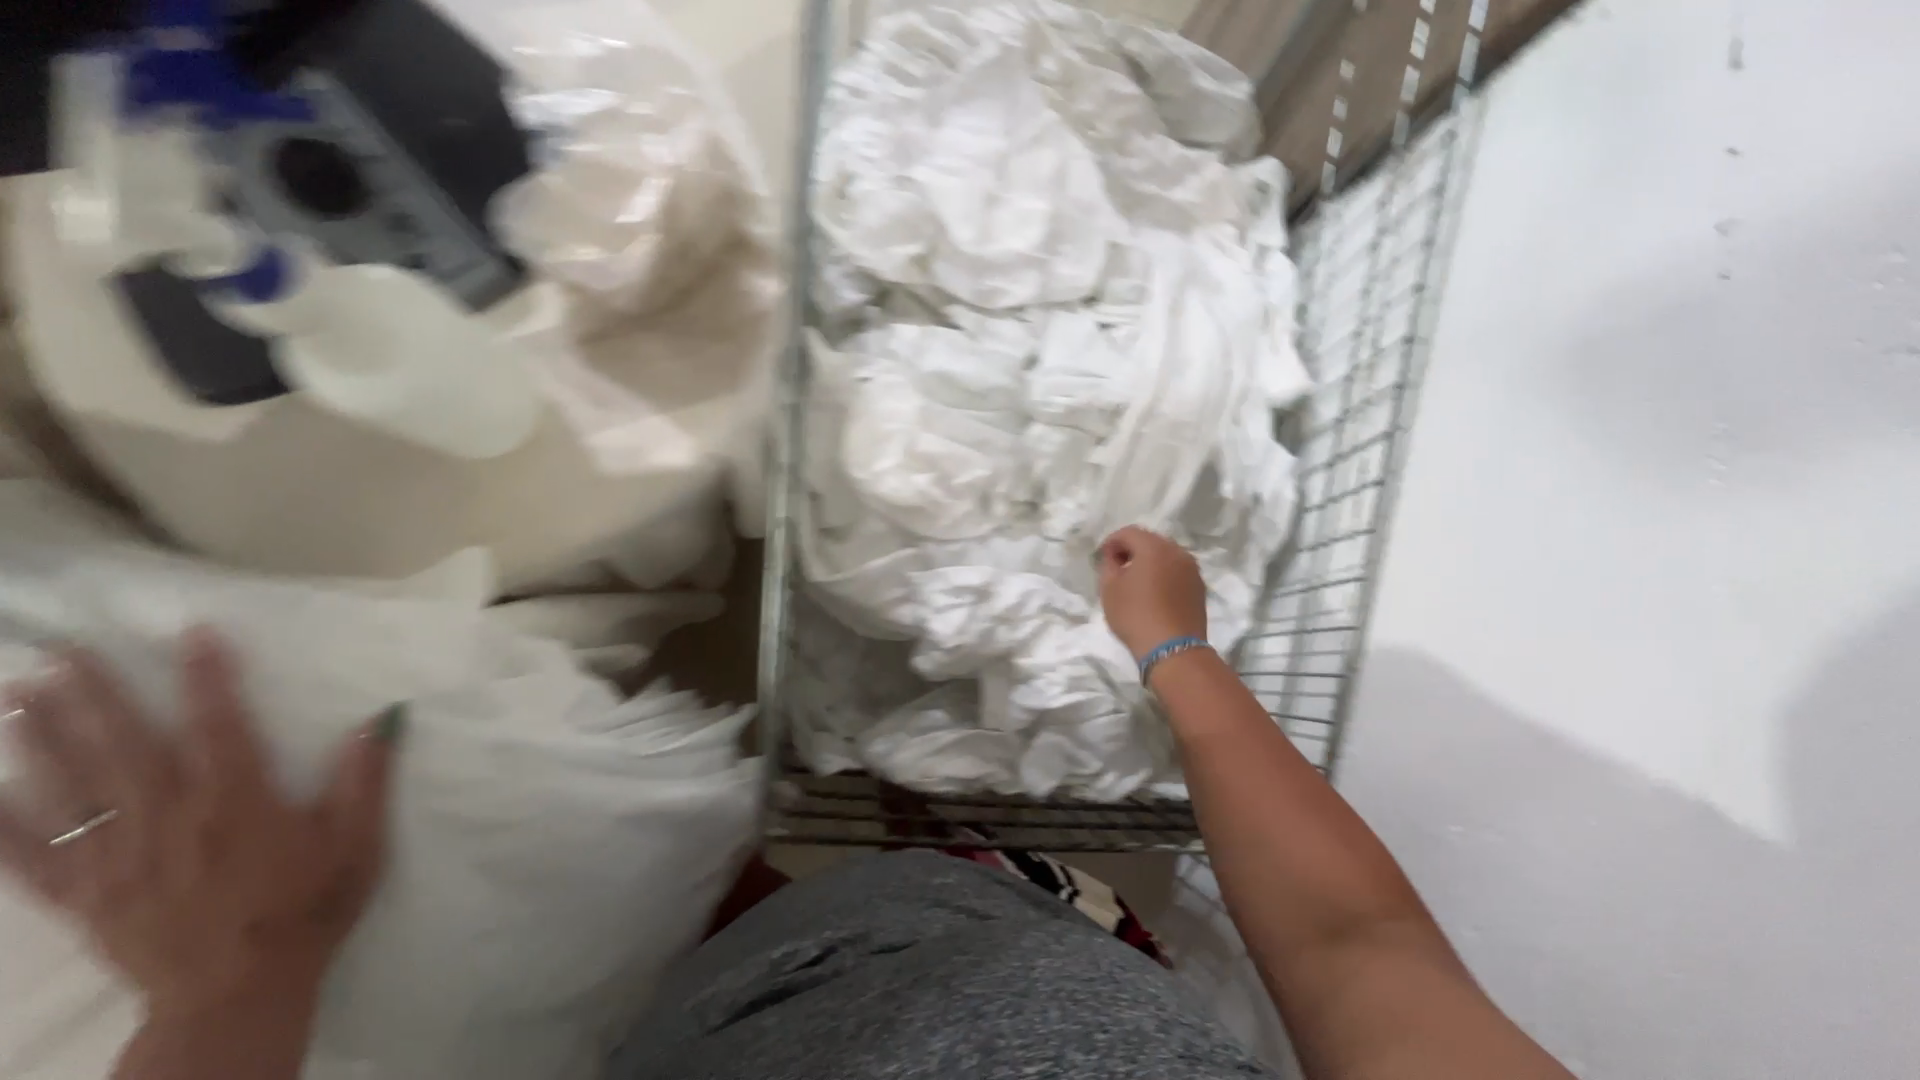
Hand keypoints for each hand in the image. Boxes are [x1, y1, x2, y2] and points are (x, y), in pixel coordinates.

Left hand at [0, 628, 399, 1017]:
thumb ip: (365, 781)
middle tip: (58, 652)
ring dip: (41, 739)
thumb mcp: (358, 844)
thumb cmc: (307, 908)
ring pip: (72, 789)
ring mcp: (118, 859)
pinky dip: (1, 825)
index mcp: (239, 803)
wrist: (238, 994)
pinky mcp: (84, 897)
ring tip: (16, 697)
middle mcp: (171, 819)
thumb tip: (380, 720)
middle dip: (92, 696)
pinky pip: (30, 858)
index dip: (209, 676)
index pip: (221, 725)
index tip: (192, 632)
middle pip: (125, 746)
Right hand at [1098, 526, 1208, 660]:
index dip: (1112, 542)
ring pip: (1166, 556)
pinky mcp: (1199, 587)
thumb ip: (1109, 564)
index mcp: (1154, 547)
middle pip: (1151, 541)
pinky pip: (1177, 571)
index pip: (1129, 532)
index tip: (1103, 558)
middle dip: (1133, 549)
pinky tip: (1155, 593)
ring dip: (1150, 562)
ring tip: (1137, 582)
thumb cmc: (1135, 615)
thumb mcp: (1109, 589)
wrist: (1173, 649)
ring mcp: (1192, 569)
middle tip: (1118, 568)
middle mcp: (1177, 552)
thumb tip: (1115, 556)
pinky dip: (1164, 574)